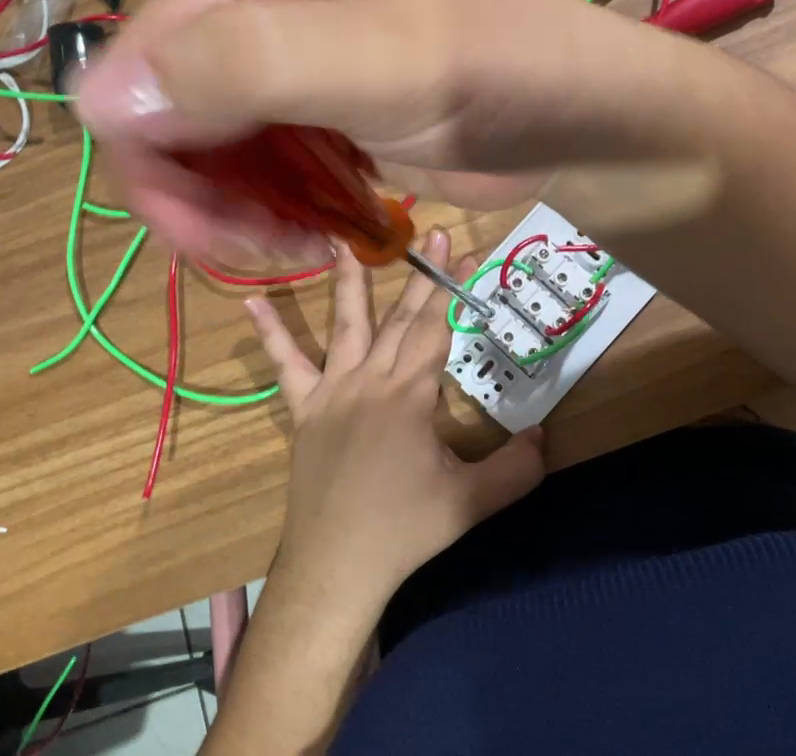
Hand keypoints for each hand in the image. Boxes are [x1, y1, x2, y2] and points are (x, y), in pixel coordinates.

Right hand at [72, 0, 704, 257]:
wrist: (586, 124)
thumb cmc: (499, 74)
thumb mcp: (379, 60)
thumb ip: (246, 66)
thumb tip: (99, 97)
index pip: (154, 49)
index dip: (146, 135)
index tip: (184, 213)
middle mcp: (273, 23)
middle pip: (174, 107)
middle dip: (194, 187)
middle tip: (251, 246)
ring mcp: (301, 84)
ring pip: (215, 154)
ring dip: (235, 213)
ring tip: (294, 247)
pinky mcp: (329, 135)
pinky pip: (265, 179)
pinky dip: (273, 217)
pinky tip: (315, 242)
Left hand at [245, 230, 545, 599]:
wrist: (336, 565)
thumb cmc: (405, 531)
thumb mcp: (472, 503)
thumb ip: (516, 468)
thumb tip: (545, 435)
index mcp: (410, 395)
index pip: (437, 328)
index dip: (453, 290)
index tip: (466, 253)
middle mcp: (370, 380)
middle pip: (399, 318)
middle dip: (419, 274)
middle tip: (431, 231)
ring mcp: (331, 392)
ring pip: (344, 326)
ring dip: (348, 281)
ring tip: (344, 239)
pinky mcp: (304, 411)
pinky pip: (287, 367)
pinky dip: (272, 335)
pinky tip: (250, 304)